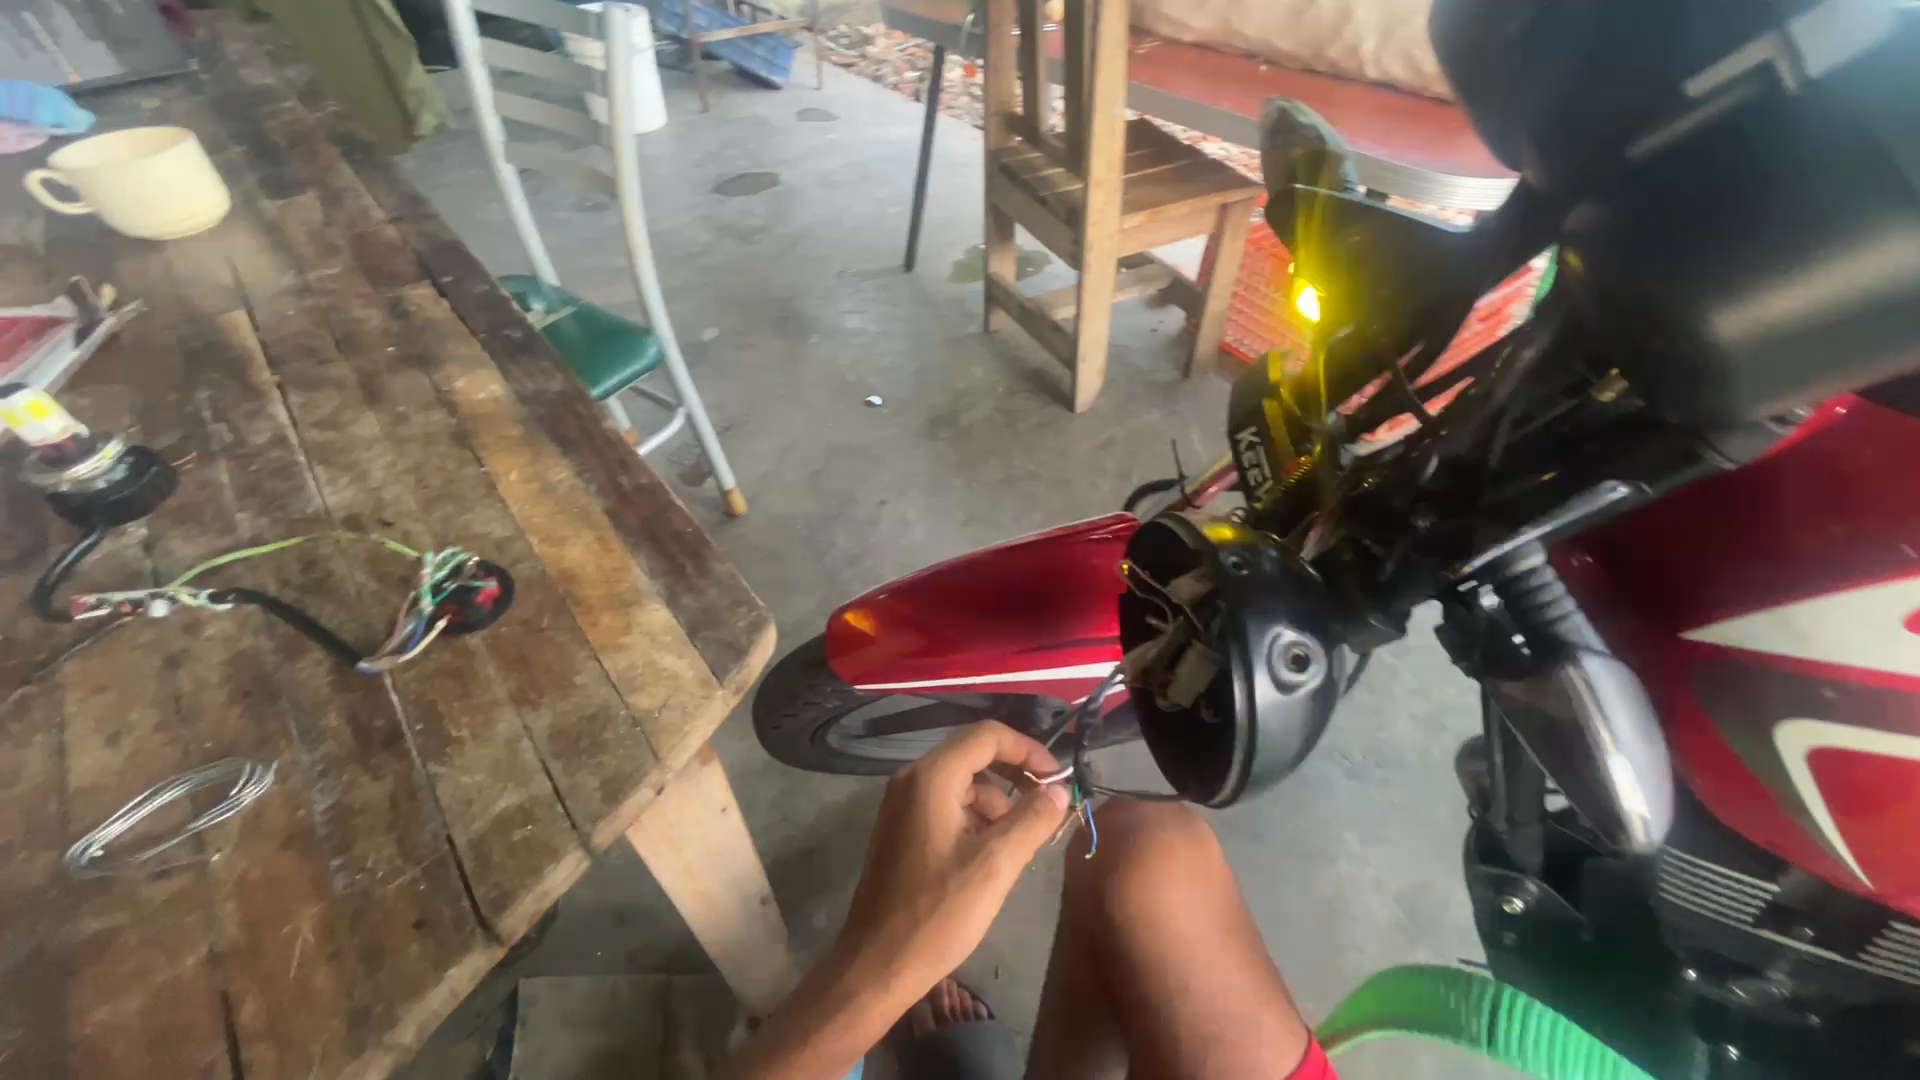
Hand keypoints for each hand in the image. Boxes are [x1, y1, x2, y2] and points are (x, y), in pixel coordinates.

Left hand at [836, 721, 1071, 997]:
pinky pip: (947, 803)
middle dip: (1016, 773)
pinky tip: (994, 852)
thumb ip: (1032, 821)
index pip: (987, 736)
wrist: (876, 965)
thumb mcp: (994, 867)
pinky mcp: (902, 827)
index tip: (1058, 778)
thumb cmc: (936, 914)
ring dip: (998, 800)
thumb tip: (1059, 790)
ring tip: (1024, 840)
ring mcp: (903, 803)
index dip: (1028, 749)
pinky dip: (976, 817)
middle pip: (974, 753)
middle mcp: (912, 779)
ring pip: (963, 781)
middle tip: (1048, 802)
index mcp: (931, 777)